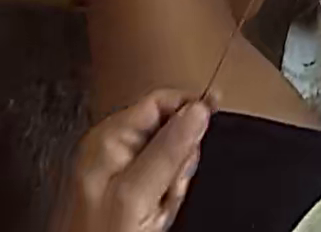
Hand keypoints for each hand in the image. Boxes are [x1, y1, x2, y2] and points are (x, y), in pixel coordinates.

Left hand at [51, 90, 211, 231]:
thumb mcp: (137, 196)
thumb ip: (168, 150)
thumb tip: (198, 110)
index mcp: (108, 137)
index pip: (161, 101)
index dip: (189, 109)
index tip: (212, 116)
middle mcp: (107, 148)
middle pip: (166, 132)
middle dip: (177, 162)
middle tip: (168, 194)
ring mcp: (110, 174)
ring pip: (164, 162)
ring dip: (170, 188)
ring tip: (155, 216)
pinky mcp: (116, 197)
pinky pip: (154, 186)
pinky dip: (160, 203)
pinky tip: (150, 222)